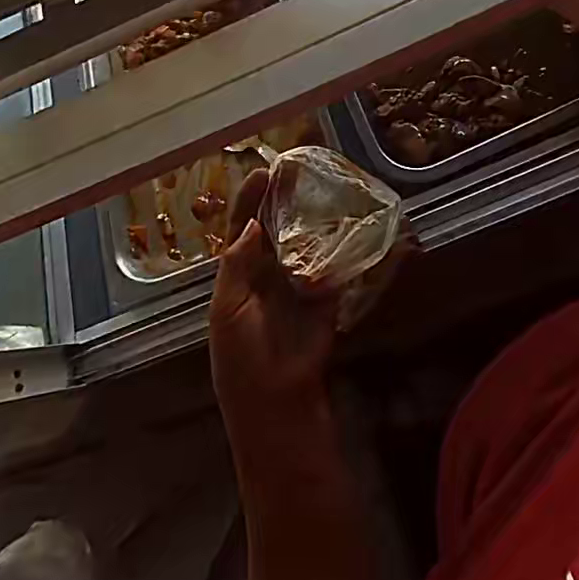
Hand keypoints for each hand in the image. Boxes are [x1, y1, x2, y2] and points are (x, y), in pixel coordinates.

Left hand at [209, 168, 339, 424]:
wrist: (278, 408)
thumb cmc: (242, 360)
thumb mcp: (227, 310)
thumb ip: (238, 263)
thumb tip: (251, 223)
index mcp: (237, 276)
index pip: (242, 228)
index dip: (250, 199)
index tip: (263, 171)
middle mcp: (268, 275)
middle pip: (277, 229)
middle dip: (286, 201)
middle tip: (301, 171)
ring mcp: (298, 287)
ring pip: (305, 244)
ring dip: (313, 219)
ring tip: (326, 187)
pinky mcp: (327, 300)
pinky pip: (334, 268)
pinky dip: (342, 248)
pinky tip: (351, 223)